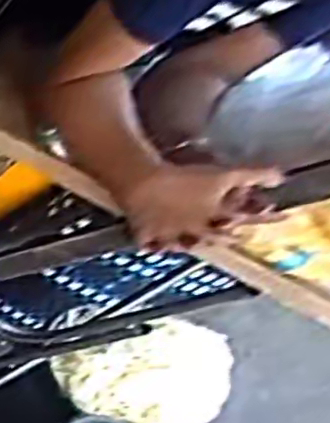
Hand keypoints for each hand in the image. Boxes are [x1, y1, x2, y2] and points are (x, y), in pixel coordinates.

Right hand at [117, 163, 282, 249]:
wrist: (143, 184)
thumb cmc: (186, 180)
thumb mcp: (228, 174)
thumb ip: (257, 176)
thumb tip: (279, 181)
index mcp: (211, 218)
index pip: (239, 222)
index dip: (255, 222)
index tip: (265, 225)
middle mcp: (189, 230)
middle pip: (207, 240)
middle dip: (218, 240)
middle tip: (225, 240)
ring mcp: (163, 234)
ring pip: (176, 247)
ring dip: (183, 248)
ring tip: (186, 247)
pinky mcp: (142, 234)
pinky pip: (148, 246)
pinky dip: (153, 248)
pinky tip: (154, 248)